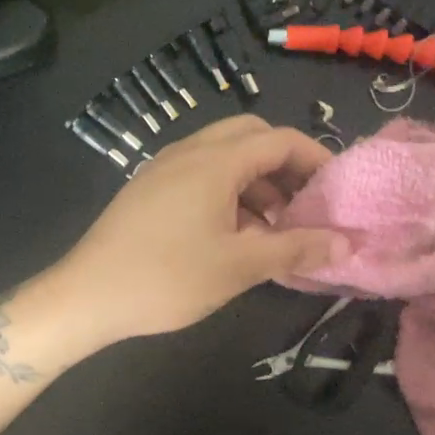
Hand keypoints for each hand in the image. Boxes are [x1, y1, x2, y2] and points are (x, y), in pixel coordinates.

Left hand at [52, 115, 347, 341]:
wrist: (87, 296)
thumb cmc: (167, 278)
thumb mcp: (239, 266)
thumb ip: (296, 249)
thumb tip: (347, 244)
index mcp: (214, 160)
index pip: (280, 139)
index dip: (317, 161)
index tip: (338, 195)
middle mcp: (187, 152)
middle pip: (250, 138)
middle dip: (285, 167)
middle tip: (305, 207)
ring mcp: (162, 169)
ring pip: (222, 158)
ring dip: (255, 182)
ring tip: (275, 229)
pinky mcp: (147, 189)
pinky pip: (198, 175)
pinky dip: (226, 192)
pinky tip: (234, 235)